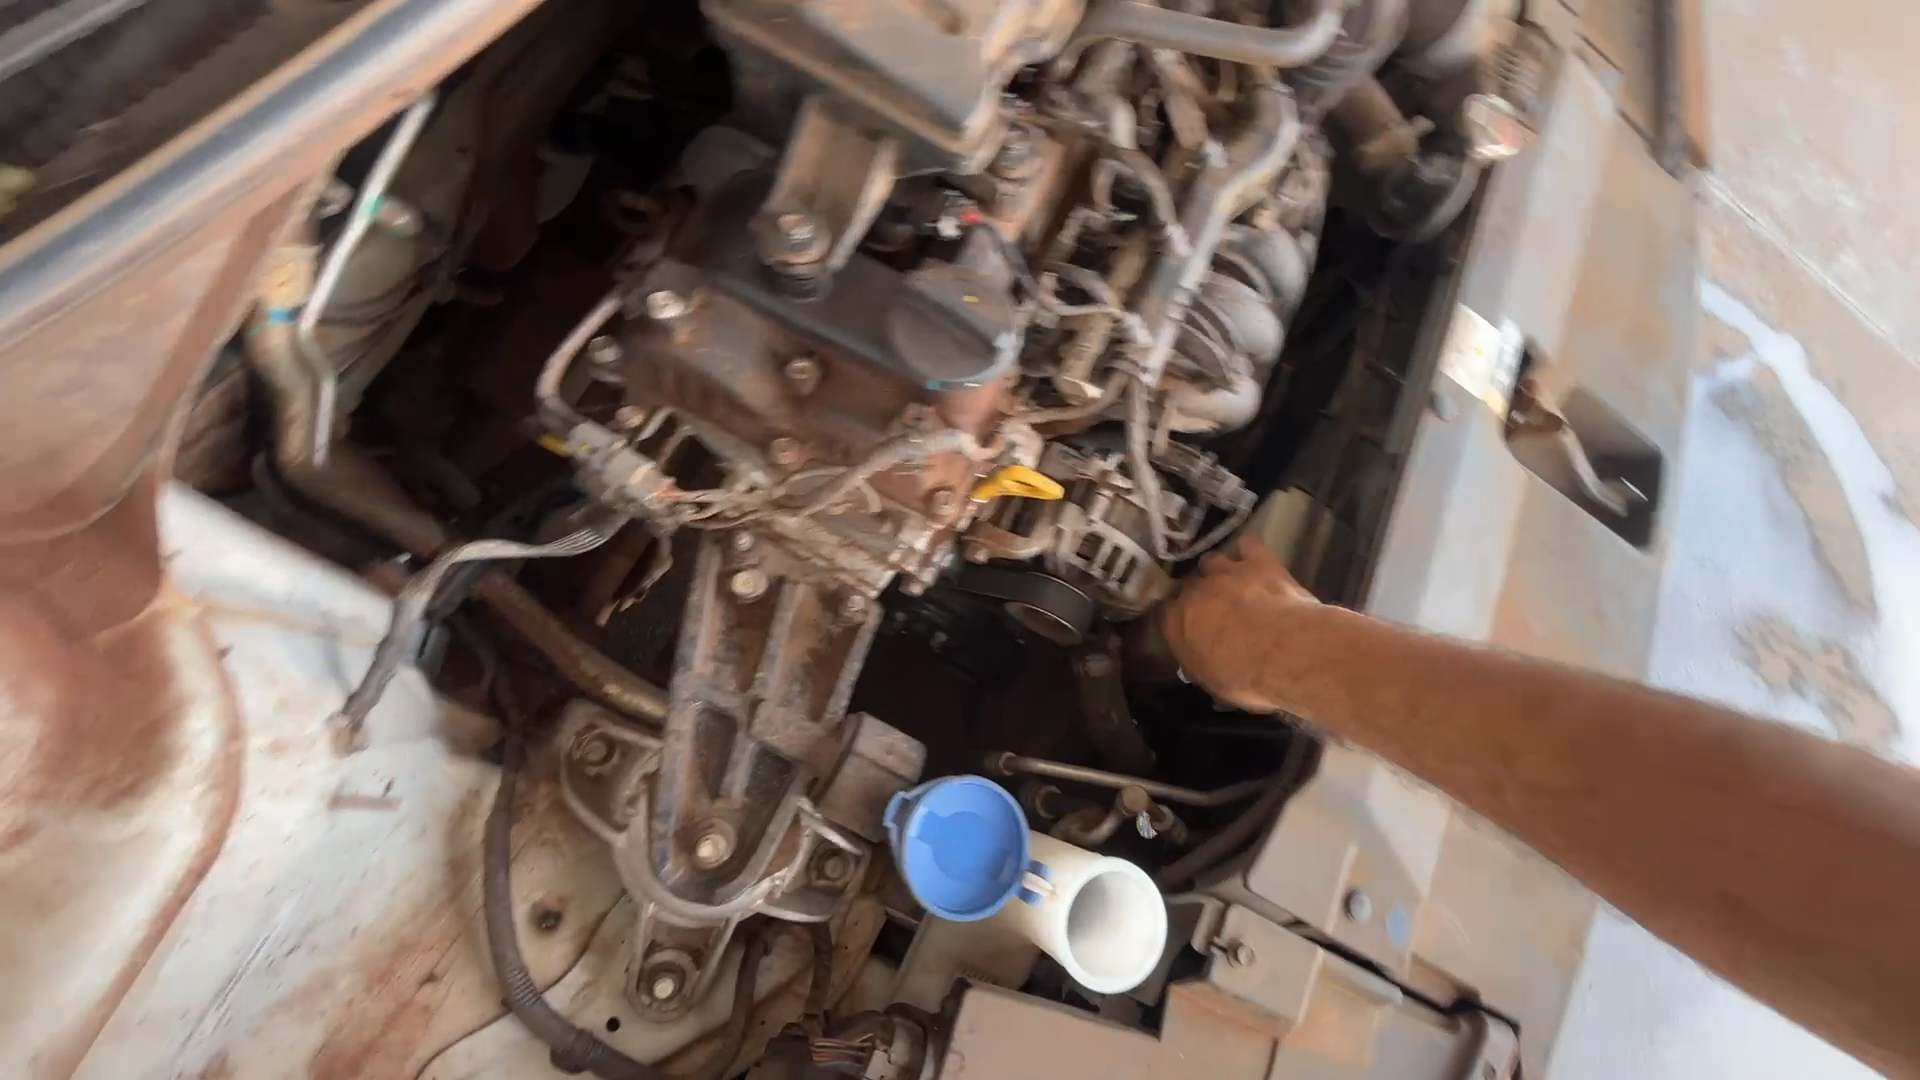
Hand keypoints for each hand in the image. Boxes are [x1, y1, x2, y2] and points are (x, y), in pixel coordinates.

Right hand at [1159, 535, 1319, 711]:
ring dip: (1218, 570)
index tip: (1187, 626)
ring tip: (1231, 582)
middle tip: (1213, 608)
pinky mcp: (1259, 562)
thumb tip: (1196, 663)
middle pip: (1188, 584)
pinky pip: (1249, 544)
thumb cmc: (1245, 677)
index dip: (1176, 617)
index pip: (1164, 611)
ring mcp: (1227, 572)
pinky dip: (1250, 550)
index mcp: (1176, 621)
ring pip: (1212, 560)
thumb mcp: (1212, 682)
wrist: (1286, 653)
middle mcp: (1195, 591)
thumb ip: (1198, 665)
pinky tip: (1254, 557)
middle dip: (1198, 594)